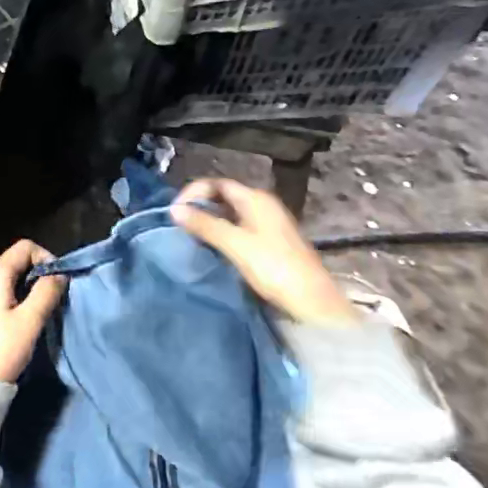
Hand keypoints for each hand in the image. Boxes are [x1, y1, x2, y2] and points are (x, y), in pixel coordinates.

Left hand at [0, 239, 67, 382]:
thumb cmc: (3, 348)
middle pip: (16, 260)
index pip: (25, 247)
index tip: (58, 282)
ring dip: (29, 287)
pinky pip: (0, 291)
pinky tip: (24, 319)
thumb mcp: (31, 319)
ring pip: (9, 277)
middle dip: (38, 273)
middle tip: (54, 298)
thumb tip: (59, 274)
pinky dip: (16, 297)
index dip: (46, 258)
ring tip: (41, 310)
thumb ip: (47, 291)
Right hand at [171, 178, 359, 323]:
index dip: (194, 193)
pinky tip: (211, 250)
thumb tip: (174, 210)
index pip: (217, 183)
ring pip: (230, 215)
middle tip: (179, 226)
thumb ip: (205, 225)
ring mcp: (268, 225)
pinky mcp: (269, 244)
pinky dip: (221, 235)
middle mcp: (262, 206)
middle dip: (200, 208)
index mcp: (256, 199)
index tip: (175, 213)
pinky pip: (238, 230)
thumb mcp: (236, 244)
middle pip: (223, 197)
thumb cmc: (275, 268)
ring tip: (190, 238)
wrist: (313, 303)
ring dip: (209, 223)